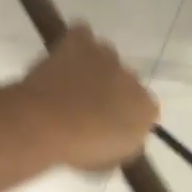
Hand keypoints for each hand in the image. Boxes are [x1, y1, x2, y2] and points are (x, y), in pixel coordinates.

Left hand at [17, 24, 158, 171]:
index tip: (108, 118)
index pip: (145, 107)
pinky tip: (67, 51)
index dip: (125, 112)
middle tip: (87, 98)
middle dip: (110, 87)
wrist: (45, 122)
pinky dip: (77, 40)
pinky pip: (82, 32)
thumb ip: (121, 141)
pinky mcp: (79, 42)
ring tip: (74, 75)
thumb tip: (113, 134)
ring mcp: (106, 57)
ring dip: (94, 63)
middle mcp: (132, 79)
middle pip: (125, 78)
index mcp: (146, 110)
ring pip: (106, 54)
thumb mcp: (109, 160)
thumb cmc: (77, 149)